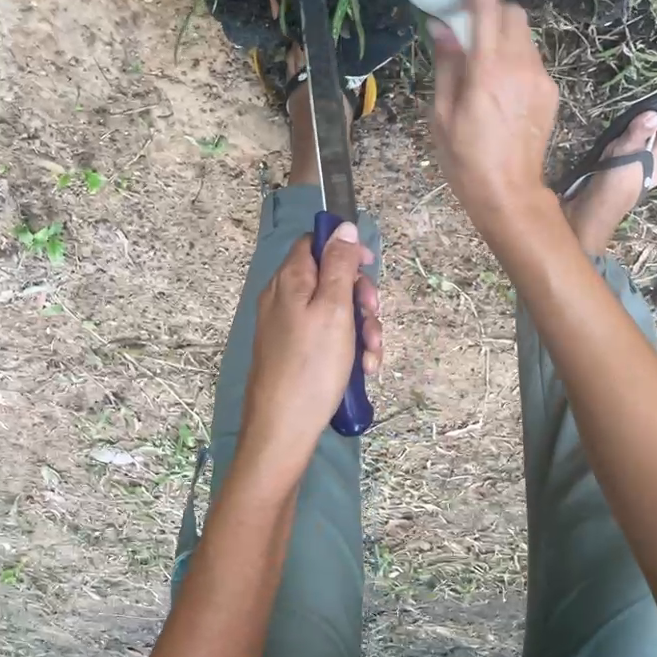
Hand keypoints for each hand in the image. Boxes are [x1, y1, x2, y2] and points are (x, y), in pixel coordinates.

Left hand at [239, 224, 381, 477]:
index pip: (315, 243)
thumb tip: (344, 226)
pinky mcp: (294, 354)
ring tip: (370, 357)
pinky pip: (327, 339)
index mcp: (290, 281)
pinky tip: (361, 372)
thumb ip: (339, 265)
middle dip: (360, 298)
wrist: (284, 430)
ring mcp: (288, 328)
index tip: (370, 267)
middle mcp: (284, 299)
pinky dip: (348, 350)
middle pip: (330, 279)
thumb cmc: (311, 367)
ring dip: (361, 330)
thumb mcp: (334, 309)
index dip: (344, 250)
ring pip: (335, 312)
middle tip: (372, 318)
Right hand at [428, 0, 558, 236]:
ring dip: (503, 38)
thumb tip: (443, 28)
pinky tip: (501, 93)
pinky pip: (532, 60)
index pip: (485, 7)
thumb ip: (447, 65)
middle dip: (491, 11)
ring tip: (484, 72)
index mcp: (488, 71)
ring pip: (524, 36)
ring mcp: (541, 78)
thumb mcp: (442, 116)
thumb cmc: (466, 160)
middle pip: (512, 13)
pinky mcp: (551, 91)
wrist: (510, 194)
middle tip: (469, 34)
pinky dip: (515, 61)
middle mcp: (520, 66)